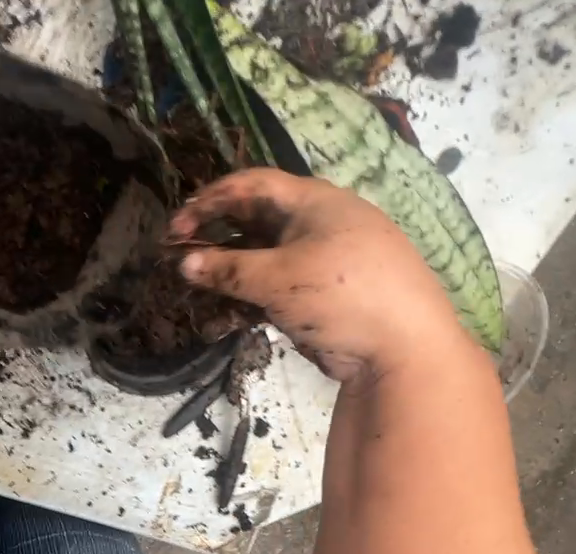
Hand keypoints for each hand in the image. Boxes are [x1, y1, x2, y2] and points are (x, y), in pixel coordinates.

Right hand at [168, 169, 471, 382]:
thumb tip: (184, 263)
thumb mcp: (277, 278)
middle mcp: (312, 226)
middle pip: (251, 223)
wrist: (400, 346)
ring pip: (257, 261)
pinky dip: (243, 302)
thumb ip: (227, 270)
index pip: (250, 186)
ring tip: (195, 295)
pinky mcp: (314, 296)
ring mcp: (314, 262)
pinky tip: (222, 321)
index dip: (209, 202)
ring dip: (224, 277)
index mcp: (311, 203)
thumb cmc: (341, 293)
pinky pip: (269, 291)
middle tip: (179, 258)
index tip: (176, 228)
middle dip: (213, 240)